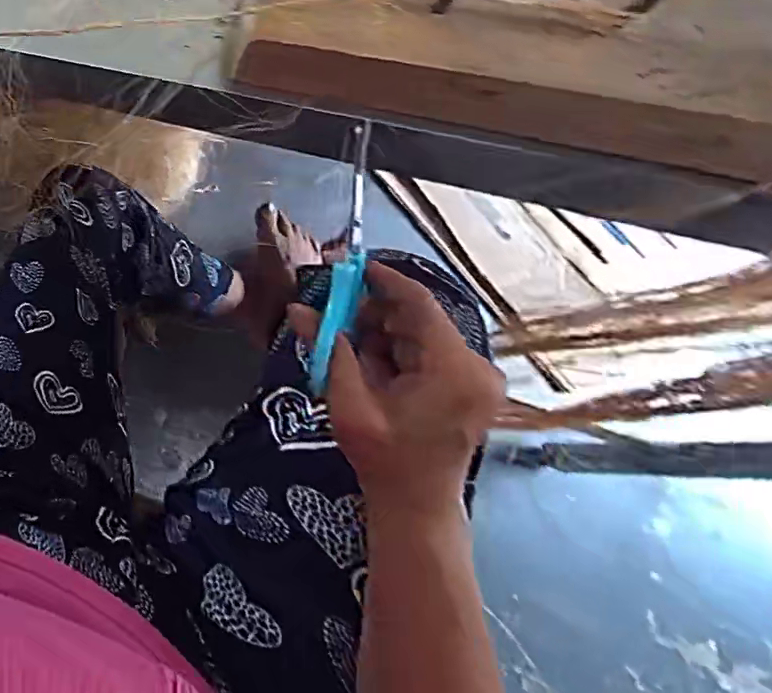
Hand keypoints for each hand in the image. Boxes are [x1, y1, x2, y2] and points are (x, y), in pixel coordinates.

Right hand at [293, 261, 502, 519]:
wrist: (416, 505)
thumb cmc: (383, 456)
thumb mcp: (347, 400)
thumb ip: (327, 348)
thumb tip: (297, 308)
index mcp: (453, 369)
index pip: (419, 304)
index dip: (382, 279)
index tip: (348, 264)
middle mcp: (474, 367)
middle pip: (417, 316)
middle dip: (372, 310)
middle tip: (332, 313)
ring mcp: (474, 377)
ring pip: (417, 331)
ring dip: (379, 331)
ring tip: (346, 347)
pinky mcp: (466, 385)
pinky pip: (424, 349)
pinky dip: (392, 347)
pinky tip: (367, 363)